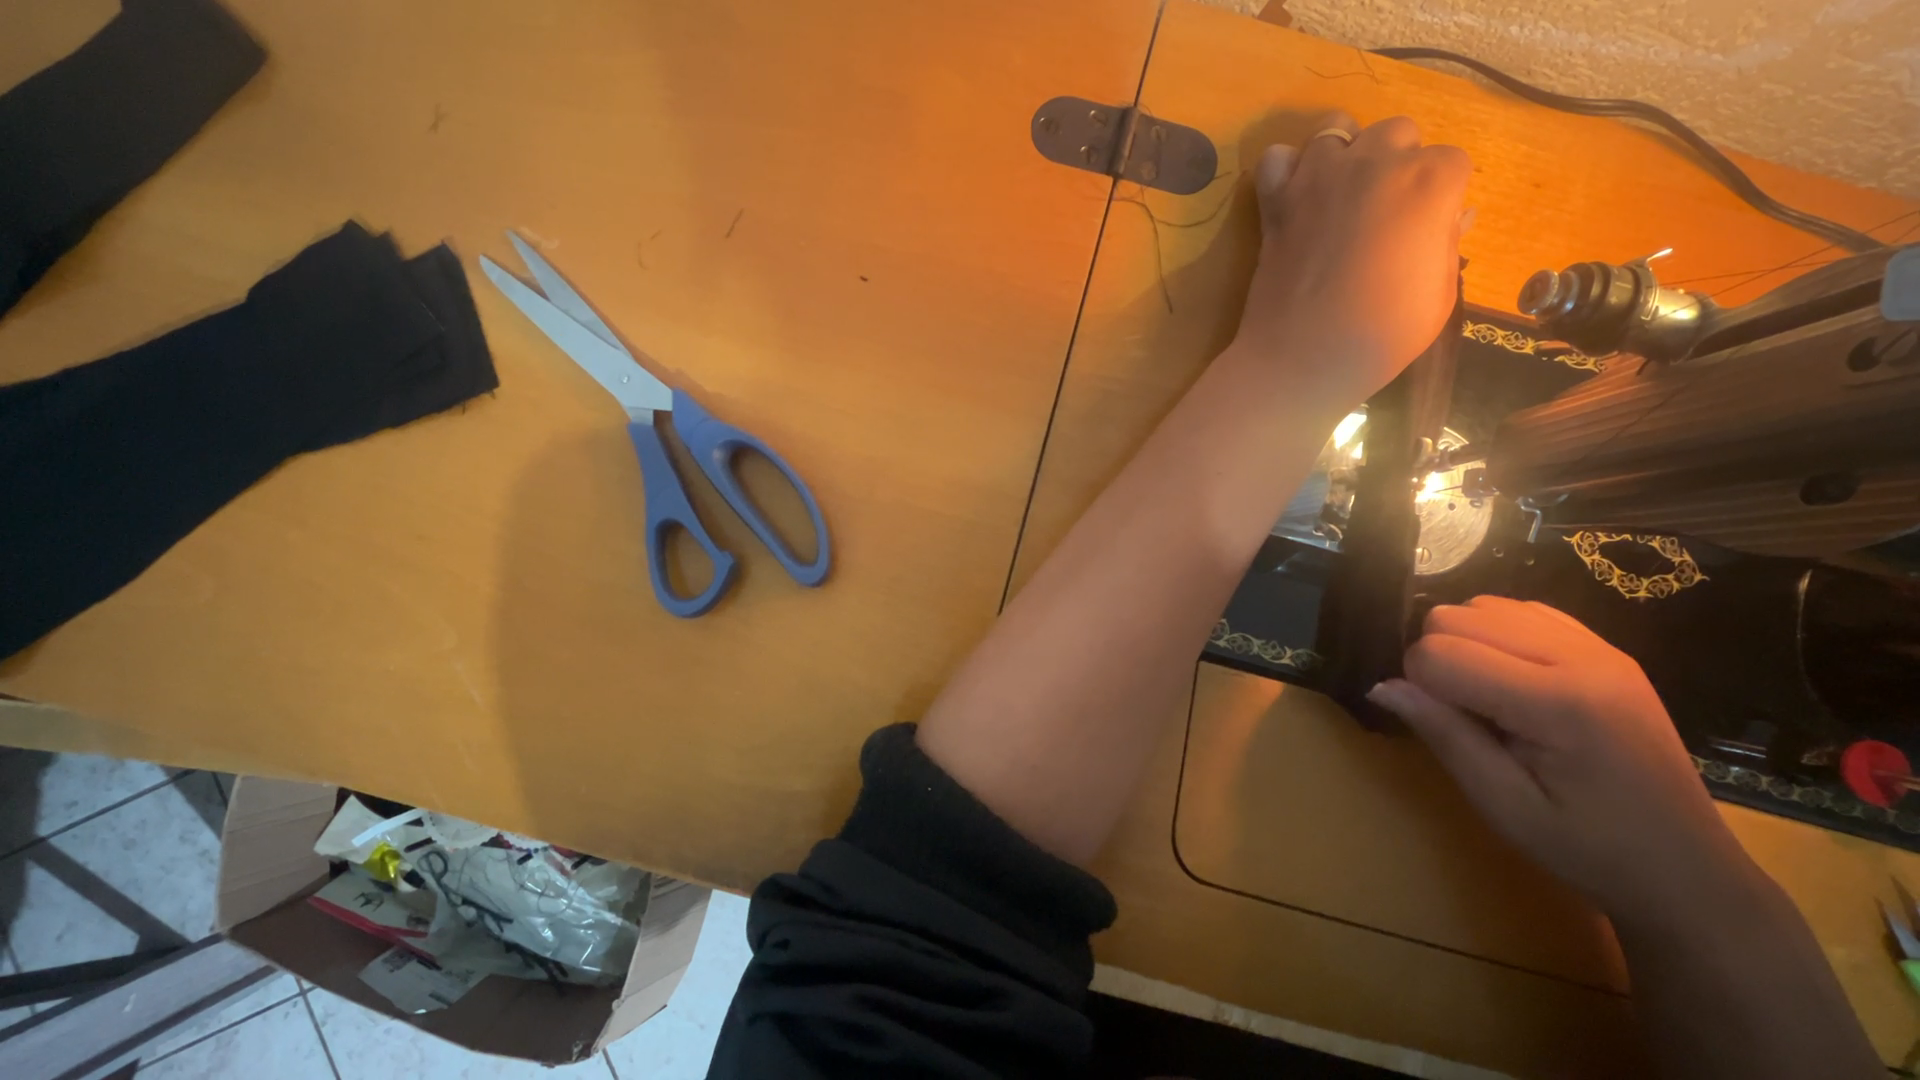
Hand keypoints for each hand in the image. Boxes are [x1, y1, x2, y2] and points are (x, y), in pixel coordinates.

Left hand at [1235, 112, 1470, 411]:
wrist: (1302, 359)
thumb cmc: (1382, 335)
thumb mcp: (1439, 294)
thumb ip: (1446, 242)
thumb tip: (1455, 215)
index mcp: (1430, 181)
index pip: (1452, 162)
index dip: (1442, 195)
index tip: (1428, 228)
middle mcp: (1376, 163)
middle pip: (1397, 133)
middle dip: (1397, 162)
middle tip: (1385, 211)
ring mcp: (1320, 176)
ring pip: (1338, 130)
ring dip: (1345, 153)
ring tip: (1342, 193)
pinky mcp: (1276, 199)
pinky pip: (1277, 158)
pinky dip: (1286, 170)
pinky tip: (1296, 196)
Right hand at [1365, 596, 1758, 927]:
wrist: (1686, 868)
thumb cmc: (1589, 849)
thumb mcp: (1503, 806)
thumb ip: (1444, 735)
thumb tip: (1381, 685)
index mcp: (1559, 703)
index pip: (1440, 653)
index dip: (1420, 687)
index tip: (1441, 728)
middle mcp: (1581, 657)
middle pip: (1457, 616)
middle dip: (1438, 659)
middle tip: (1462, 714)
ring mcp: (1599, 647)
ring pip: (1485, 605)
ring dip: (1465, 643)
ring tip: (1486, 697)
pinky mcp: (1606, 649)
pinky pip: (1523, 610)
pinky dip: (1497, 634)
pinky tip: (1510, 680)